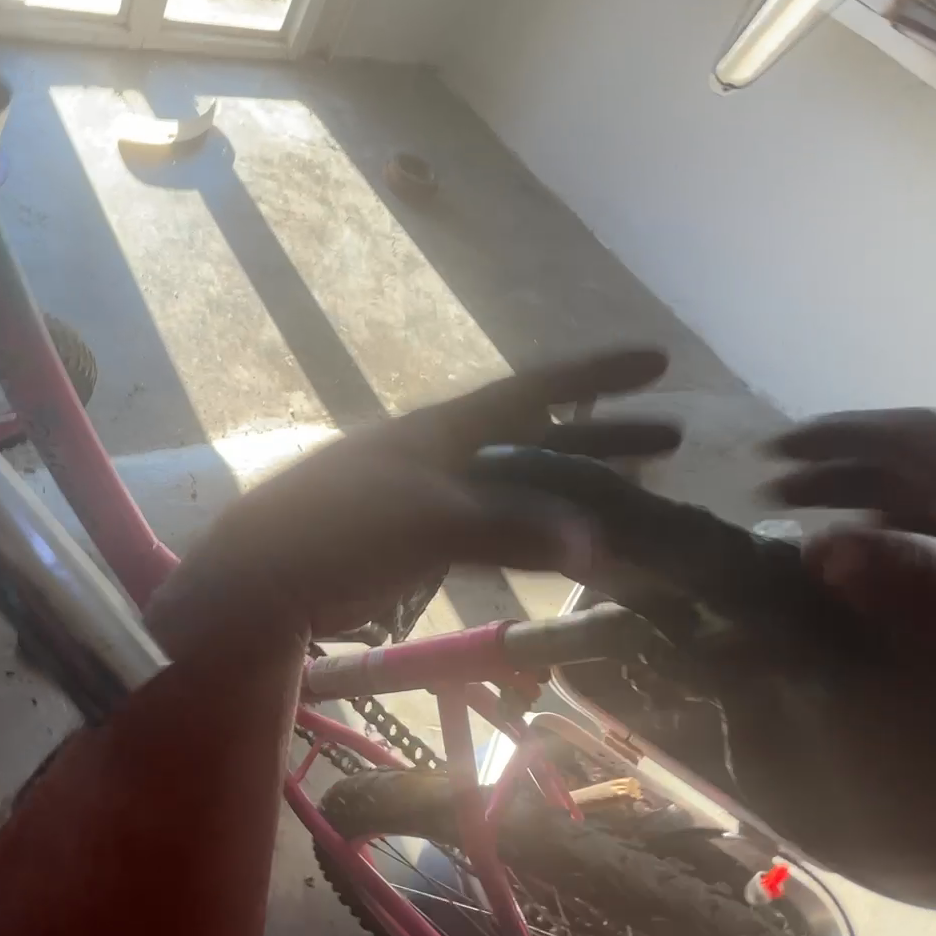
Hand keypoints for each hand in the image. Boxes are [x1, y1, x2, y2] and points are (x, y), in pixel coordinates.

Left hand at [144, 348, 680, 660]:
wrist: (265, 572)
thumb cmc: (333, 526)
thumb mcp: (423, 518)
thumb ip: (507, 526)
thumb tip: (598, 544)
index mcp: (441, 430)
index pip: (531, 390)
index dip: (592, 377)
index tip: (655, 363)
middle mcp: (443, 456)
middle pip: (537, 439)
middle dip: (602, 439)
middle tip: (670, 441)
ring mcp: (432, 500)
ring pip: (520, 491)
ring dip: (575, 495)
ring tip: (638, 501)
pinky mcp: (421, 544)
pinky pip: (495, 534)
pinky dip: (534, 537)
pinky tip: (568, 551)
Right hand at [769, 409, 935, 766]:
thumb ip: (914, 585)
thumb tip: (814, 546)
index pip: (914, 439)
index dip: (839, 435)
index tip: (773, 449)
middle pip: (923, 468)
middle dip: (843, 473)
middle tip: (776, 495)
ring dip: (874, 507)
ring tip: (820, 532)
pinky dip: (913, 545)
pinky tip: (899, 578)